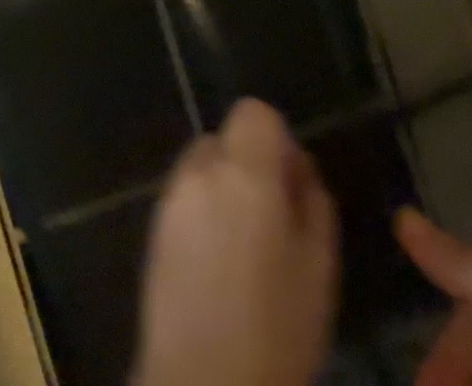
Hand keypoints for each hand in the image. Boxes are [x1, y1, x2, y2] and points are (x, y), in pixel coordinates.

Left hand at [132, 99, 338, 385]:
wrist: (203, 383)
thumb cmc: (279, 329)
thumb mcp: (320, 264)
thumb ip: (312, 198)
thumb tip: (296, 165)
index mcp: (245, 175)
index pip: (253, 112)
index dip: (275, 138)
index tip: (289, 180)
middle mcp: (199, 175)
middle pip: (223, 138)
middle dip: (247, 162)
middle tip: (272, 215)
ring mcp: (168, 202)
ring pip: (200, 168)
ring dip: (223, 186)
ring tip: (244, 244)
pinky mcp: (151, 231)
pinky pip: (183, 199)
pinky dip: (202, 211)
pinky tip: (217, 261)